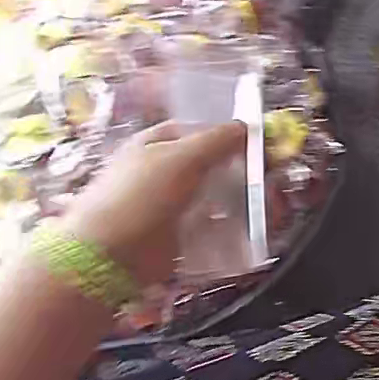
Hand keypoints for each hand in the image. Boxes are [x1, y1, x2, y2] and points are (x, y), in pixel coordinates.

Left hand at [59, 120, 248, 285]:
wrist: (113, 253)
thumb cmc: (144, 194)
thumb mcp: (183, 157)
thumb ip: (216, 140)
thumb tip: (245, 126)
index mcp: (154, 143)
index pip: (195, 131)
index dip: (224, 134)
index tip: (255, 144)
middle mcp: (159, 172)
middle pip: (205, 166)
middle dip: (234, 172)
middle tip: (265, 178)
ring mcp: (165, 206)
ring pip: (208, 198)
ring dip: (233, 203)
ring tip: (263, 207)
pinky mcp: (172, 236)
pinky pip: (205, 228)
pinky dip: (223, 230)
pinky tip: (245, 232)